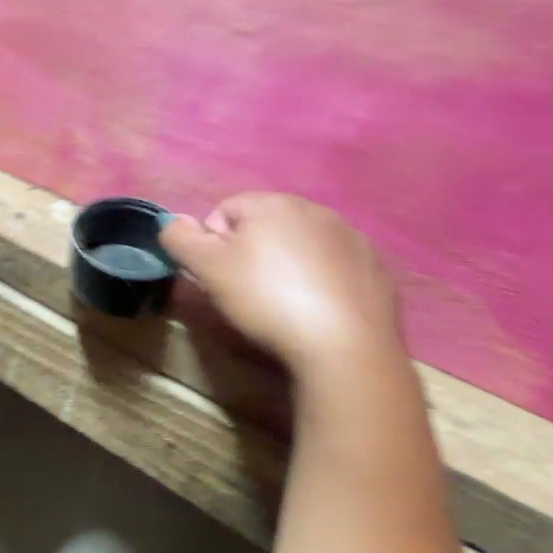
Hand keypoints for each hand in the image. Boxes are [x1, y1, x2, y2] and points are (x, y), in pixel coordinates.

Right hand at [159, 193, 400, 371]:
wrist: (345, 348)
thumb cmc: (266, 299)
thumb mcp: (206, 268)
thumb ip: (179, 238)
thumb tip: (174, 221)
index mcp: (273, 204)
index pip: (224, 211)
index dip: (213, 243)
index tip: (219, 275)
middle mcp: (317, 211)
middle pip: (264, 225)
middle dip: (251, 251)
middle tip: (246, 290)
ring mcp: (353, 239)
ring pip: (300, 245)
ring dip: (286, 264)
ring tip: (284, 302)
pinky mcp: (378, 269)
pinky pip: (334, 266)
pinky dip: (321, 281)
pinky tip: (316, 309)